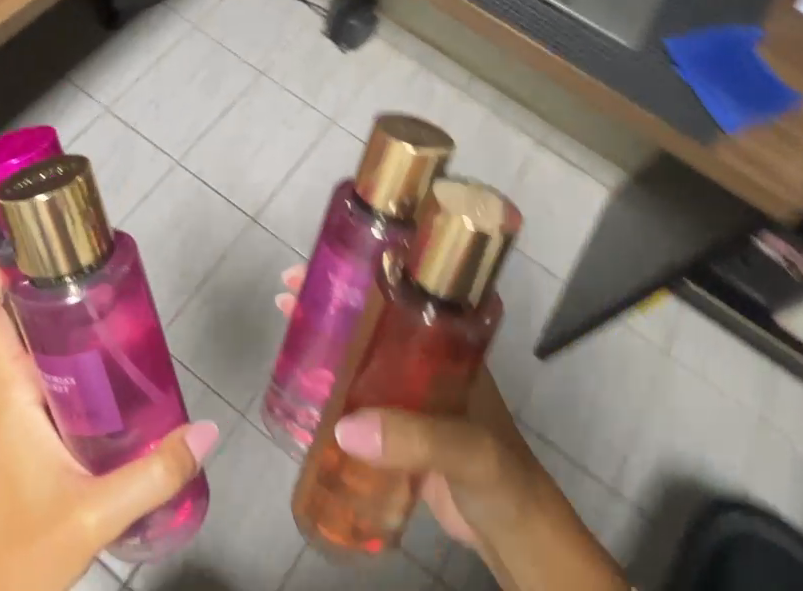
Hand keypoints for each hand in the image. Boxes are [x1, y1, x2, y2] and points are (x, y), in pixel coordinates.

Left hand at [0, 260, 220, 590]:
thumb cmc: (25, 553)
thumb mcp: (95, 514)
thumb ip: (154, 474)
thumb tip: (207, 431)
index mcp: (10, 395)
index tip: (25, 233)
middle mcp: (9, 394)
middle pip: (6, 317)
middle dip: (37, 277)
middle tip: (89, 254)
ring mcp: (18, 414)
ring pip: (28, 344)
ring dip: (55, 312)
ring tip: (108, 292)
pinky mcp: (31, 434)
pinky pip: (47, 375)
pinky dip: (70, 352)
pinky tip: (113, 361)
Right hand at [274, 265, 486, 547]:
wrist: (514, 533)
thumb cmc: (501, 475)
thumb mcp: (466, 448)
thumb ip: (416, 438)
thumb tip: (345, 429)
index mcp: (449, 348)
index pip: (405, 297)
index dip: (367, 276)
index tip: (327, 268)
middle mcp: (426, 364)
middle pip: (375, 322)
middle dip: (335, 304)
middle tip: (288, 293)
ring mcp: (411, 399)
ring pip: (362, 359)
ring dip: (328, 344)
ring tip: (288, 331)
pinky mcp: (398, 433)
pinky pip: (357, 403)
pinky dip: (330, 394)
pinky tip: (300, 396)